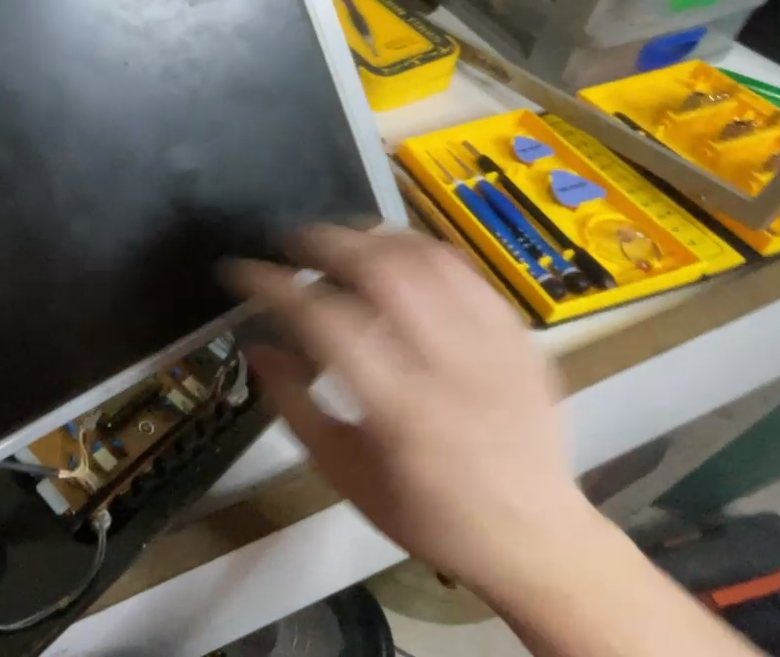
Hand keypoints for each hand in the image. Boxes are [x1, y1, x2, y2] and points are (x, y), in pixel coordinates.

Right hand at [224, 226, 600, 597]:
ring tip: (337, 241)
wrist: (535, 541)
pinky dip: (420, 250)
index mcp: (400, 411)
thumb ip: (293, 402)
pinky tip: (392, 254)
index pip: (324, 322)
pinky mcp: (520, 339)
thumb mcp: (342, 471)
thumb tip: (255, 344)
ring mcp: (493, 348)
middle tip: (289, 244)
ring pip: (427, 259)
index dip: (275, 286)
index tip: (244, 273)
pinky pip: (467, 272)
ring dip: (371, 238)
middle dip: (324, 244)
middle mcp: (450, 369)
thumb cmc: (425, 515)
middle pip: (381, 273)